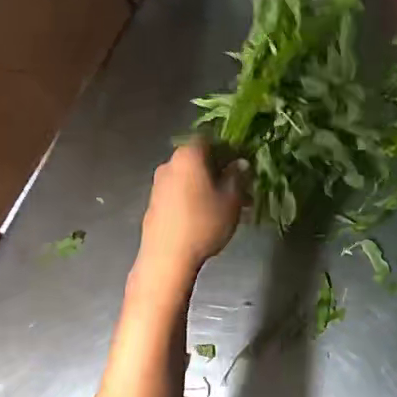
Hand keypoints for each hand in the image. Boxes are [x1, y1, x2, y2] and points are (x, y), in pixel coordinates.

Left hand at [139, 140, 243, 274]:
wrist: (167, 257)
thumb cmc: (204, 223)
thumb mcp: (231, 199)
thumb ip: (237, 176)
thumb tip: (240, 163)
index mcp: (188, 155)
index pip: (210, 138)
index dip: (229, 148)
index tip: (243, 163)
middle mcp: (169, 163)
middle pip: (199, 158)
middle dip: (220, 170)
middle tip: (241, 188)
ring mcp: (158, 184)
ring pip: (190, 177)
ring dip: (208, 186)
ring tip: (228, 207)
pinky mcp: (154, 203)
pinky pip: (179, 192)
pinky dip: (194, 197)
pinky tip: (207, 217)